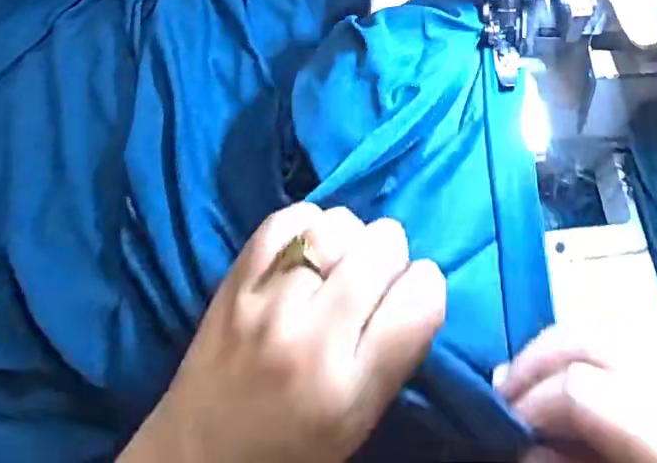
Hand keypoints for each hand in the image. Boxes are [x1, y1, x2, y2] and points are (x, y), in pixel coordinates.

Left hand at [119, 202, 446, 462]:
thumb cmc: (294, 445)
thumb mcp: (362, 415)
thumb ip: (399, 345)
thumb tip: (417, 278)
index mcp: (350, 386)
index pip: (423, 293)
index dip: (421, 289)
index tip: (404, 303)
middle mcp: (309, 339)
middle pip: (386, 243)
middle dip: (387, 260)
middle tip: (365, 289)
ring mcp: (265, 305)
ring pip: (341, 222)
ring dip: (346, 241)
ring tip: (331, 271)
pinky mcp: (232, 281)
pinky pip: (291, 217)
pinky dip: (304, 228)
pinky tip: (300, 257)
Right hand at [496, 325, 656, 462]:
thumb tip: (526, 450)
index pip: (579, 384)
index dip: (530, 404)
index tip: (498, 431)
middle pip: (593, 338)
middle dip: (539, 359)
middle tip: (502, 396)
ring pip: (612, 333)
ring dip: (565, 354)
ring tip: (531, 390)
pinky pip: (635, 350)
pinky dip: (596, 359)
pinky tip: (578, 391)